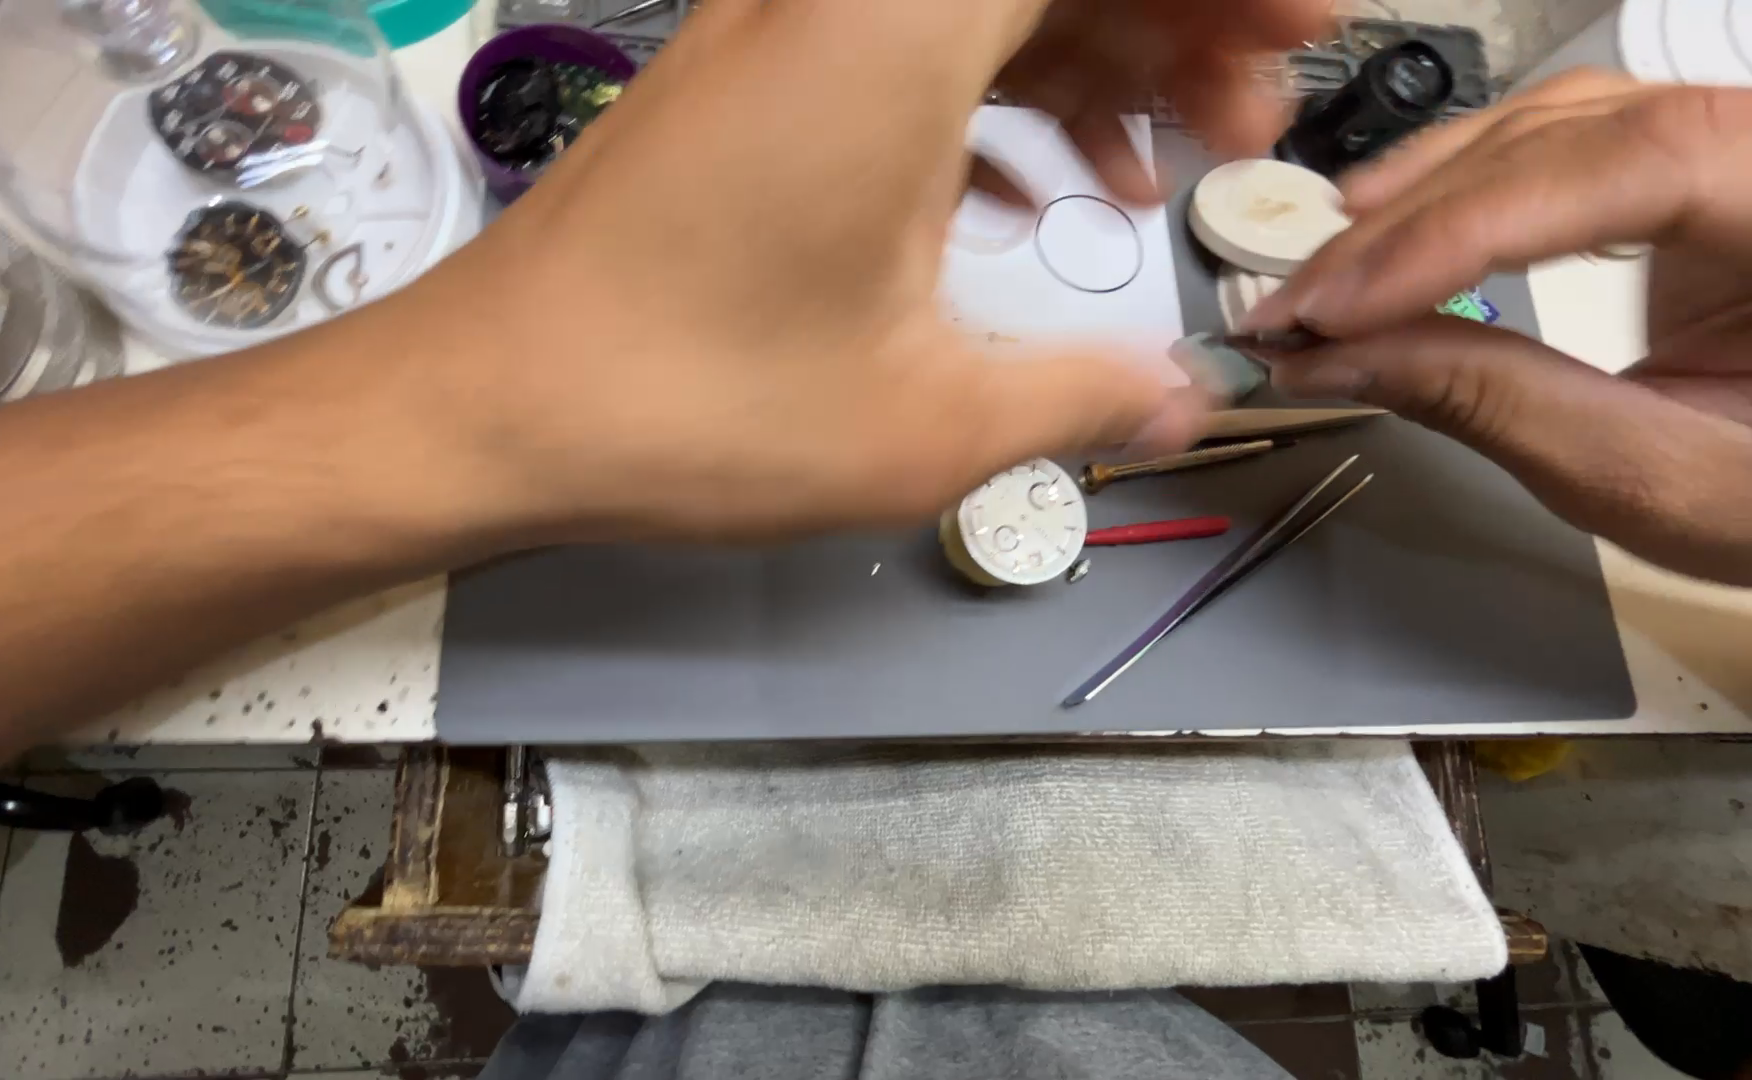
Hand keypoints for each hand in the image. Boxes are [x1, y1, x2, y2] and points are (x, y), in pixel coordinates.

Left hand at [399, 0, 1320, 543]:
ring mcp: (774, 36)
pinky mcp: (741, 99)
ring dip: (1081, 72)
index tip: (1298, 38)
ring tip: (1145, 182)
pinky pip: (897, 63)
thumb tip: (1182, 402)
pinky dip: (978, 113)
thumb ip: (1083, 397)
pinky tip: (1012, 205)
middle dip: (1170, 23)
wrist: (500, 411)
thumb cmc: (703, 411)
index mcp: (900, 21)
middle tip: (1239, 125)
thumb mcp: (925, 423)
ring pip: (972, 9)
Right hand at [1239, 70, 1751, 584]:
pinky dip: (1445, 190)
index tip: (1329, 315)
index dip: (1459, 233)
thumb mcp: (1636, 473)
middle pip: (1571, 136)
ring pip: (1552, 125)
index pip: (1640, 166)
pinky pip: (1553, 147)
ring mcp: (1738, 151)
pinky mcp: (1684, 176)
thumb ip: (1483, 401)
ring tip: (1317, 278)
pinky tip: (1377, 230)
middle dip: (1404, 228)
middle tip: (1289, 311)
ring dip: (1411, 200)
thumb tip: (1322, 360)